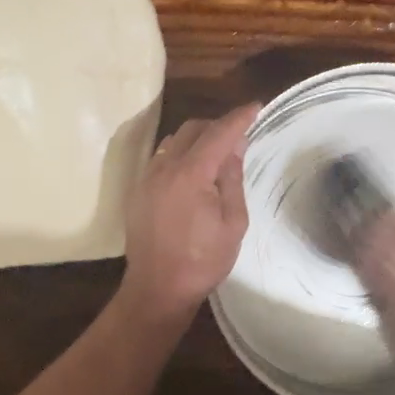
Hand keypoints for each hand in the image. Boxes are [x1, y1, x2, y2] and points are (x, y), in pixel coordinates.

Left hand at [120, 103, 259, 321]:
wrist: (158, 288)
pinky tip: (192, 173)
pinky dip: (179, 155)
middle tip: (238, 137)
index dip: (239, 118)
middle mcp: (164, 168)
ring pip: (173, 142)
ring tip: (216, 155)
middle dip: (217, 126)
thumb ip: (232, 180)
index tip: (256, 106)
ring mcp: (147, 178)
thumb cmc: (203, 261)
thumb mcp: (233, 223)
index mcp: (191, 174)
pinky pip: (160, 159)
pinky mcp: (138, 191)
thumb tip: (234, 148)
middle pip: (193, 129)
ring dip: (196, 140)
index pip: (219, 133)